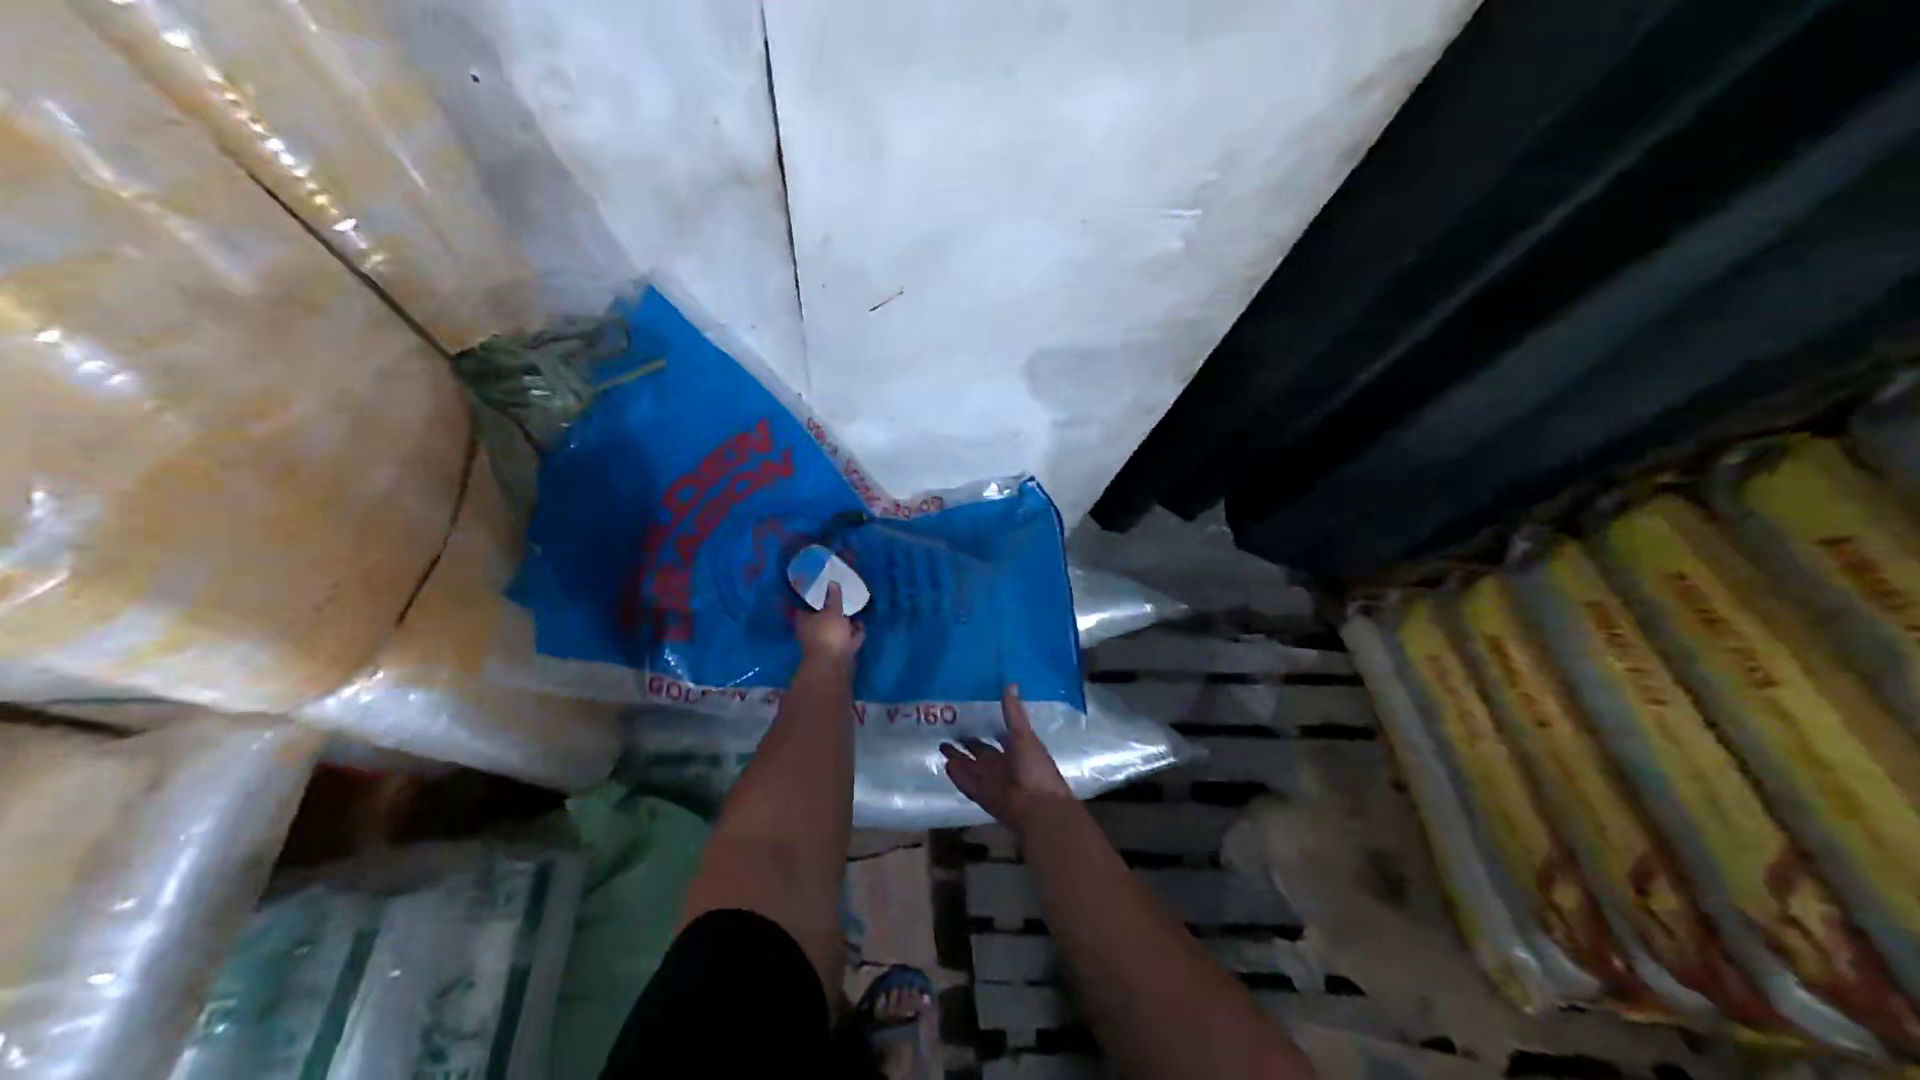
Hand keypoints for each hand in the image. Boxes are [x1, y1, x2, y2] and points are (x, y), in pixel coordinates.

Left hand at [795, 581, 863, 663]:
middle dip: (831, 610)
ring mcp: (826, 642)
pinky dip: (853, 632)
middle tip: (840, 597)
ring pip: (835, 628)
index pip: (804, 606)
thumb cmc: (828, 634)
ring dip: (844, 621)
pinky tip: (860, 624)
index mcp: (804, 620)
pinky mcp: (838, 650)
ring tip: (853, 609)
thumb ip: (833, 597)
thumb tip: (832, 582)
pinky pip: (847, 637)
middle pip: (821, 617)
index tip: (819, 588)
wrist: (834, 664)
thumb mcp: (832, 611)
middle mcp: (812, 631)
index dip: (811, 597)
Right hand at [941, 685, 1073, 827]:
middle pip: (980, 752)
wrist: (1037, 806)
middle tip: (949, 729)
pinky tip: (945, 764)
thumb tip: (1010, 683)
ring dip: (958, 757)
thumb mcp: (1024, 735)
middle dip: (967, 742)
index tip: (971, 713)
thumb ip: (1013, 713)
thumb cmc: (1035, 767)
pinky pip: (965, 781)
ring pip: (970, 766)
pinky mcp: (980, 794)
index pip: (997, 735)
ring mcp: (990, 780)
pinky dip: (956, 774)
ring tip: (942, 745)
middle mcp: (1002, 765)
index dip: (986, 725)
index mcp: (1017, 750)